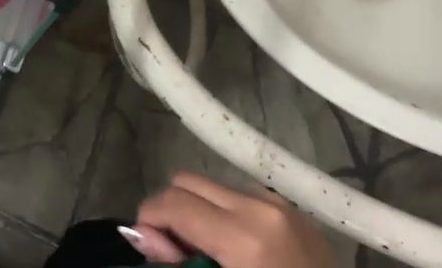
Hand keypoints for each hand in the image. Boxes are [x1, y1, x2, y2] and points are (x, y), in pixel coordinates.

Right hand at [127, 172, 327, 267]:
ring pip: (214, 187)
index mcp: (242, 235)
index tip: (148, 250)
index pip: (172, 202)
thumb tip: (145, 237)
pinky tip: (238, 255)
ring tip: (209, 257)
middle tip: (176, 256)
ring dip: (200, 213)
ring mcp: (282, 206)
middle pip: (187, 182)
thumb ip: (178, 267)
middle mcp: (260, 206)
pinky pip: (243, 199)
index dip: (148, 221)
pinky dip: (227, 217)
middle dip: (171, 213)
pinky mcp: (297, 214)